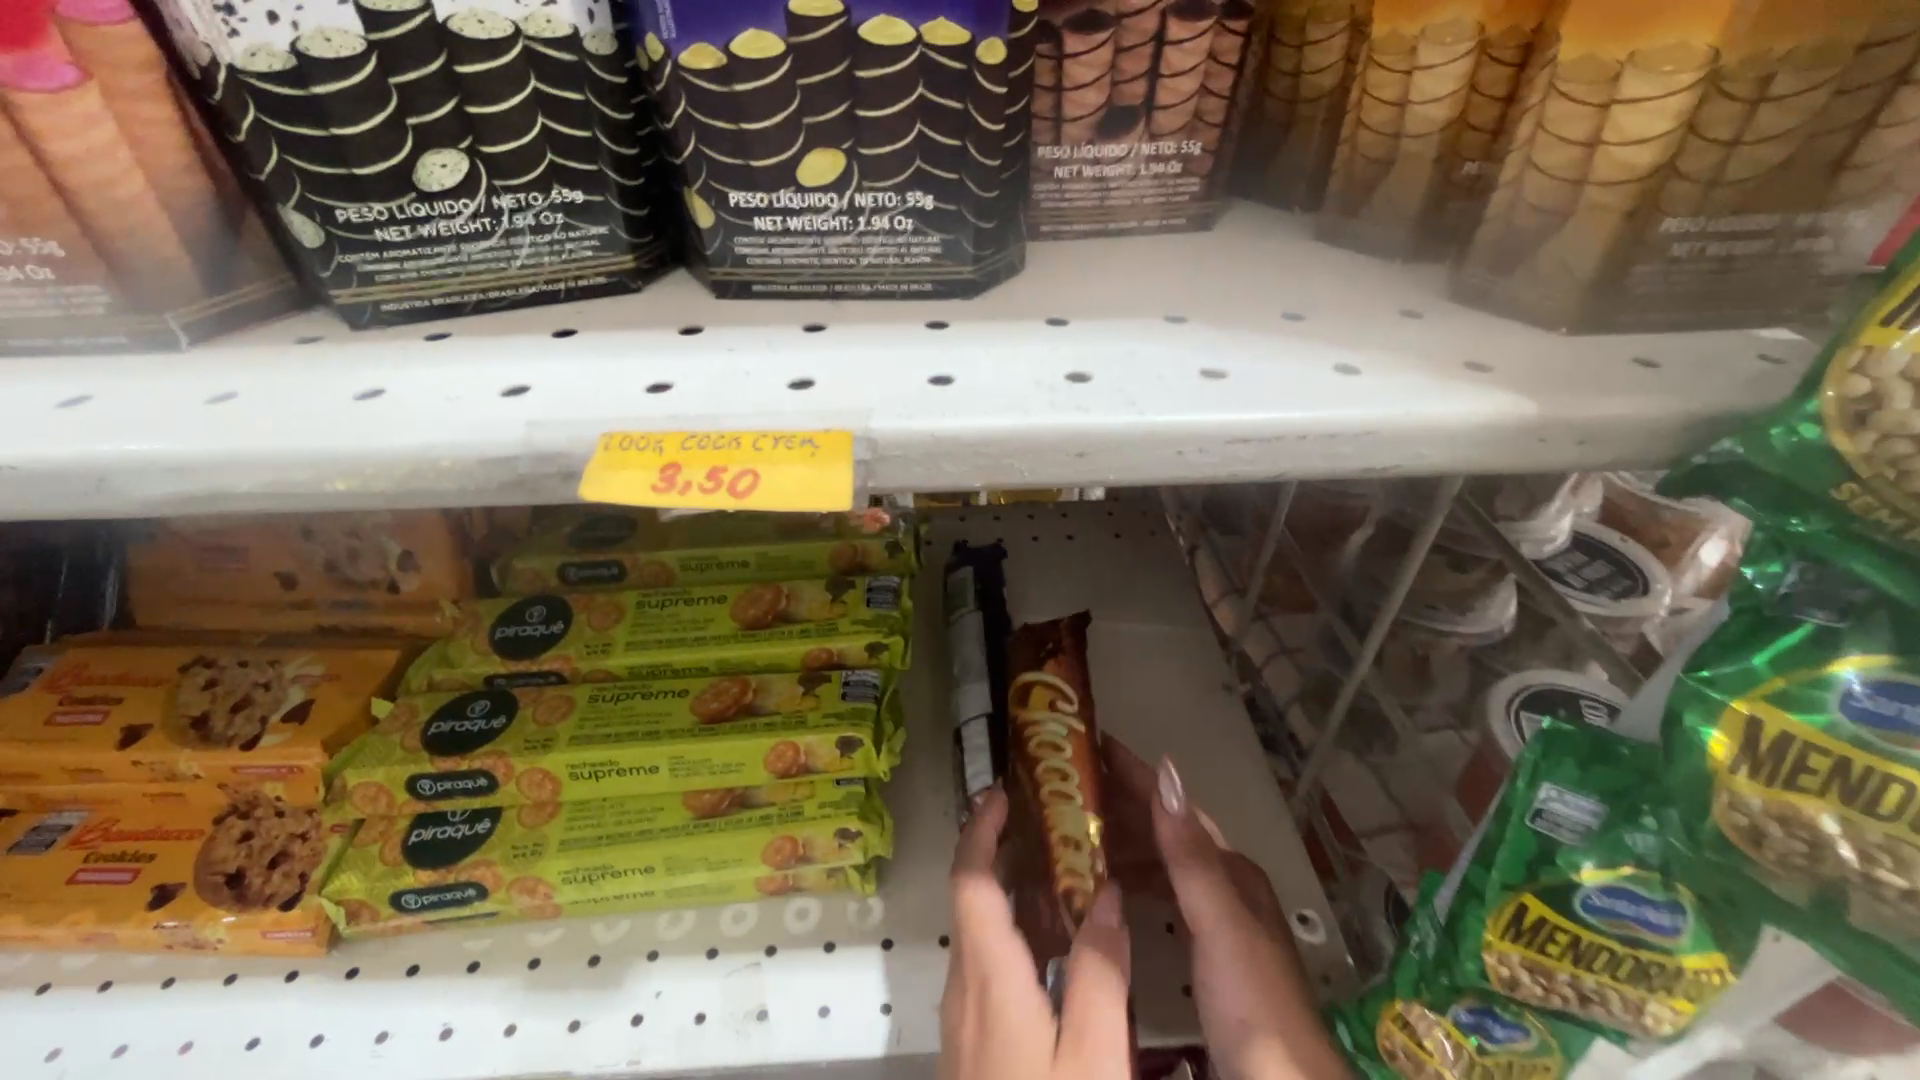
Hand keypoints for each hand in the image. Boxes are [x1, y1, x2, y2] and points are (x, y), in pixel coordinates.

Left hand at [940, 785, 1131, 1079]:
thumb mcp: (1092, 1054)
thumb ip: (1099, 971)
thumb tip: (1107, 891)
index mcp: (989, 976)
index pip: (972, 881)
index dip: (982, 829)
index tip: (1004, 790)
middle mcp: (965, 985)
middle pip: (971, 898)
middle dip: (1000, 849)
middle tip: (1048, 819)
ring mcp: (964, 1016)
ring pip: (979, 931)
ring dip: (1009, 891)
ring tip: (1062, 868)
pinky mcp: (972, 1041)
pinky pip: (987, 963)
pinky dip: (1014, 932)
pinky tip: (1055, 943)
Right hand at [1102, 738, 1350, 1079]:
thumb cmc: (1252, 1000)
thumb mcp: (1220, 923)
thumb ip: (1190, 855)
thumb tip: (1166, 773)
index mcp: (1231, 871)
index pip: (1175, 807)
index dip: (1136, 773)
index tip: (1092, 742)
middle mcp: (1226, 885)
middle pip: (1167, 830)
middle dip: (1121, 803)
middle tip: (1067, 784)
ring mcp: (1217, 920)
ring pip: (1163, 863)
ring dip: (1123, 841)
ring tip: (1075, 828)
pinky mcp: (1206, 952)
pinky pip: (1161, 896)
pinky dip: (1133, 880)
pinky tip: (1109, 887)